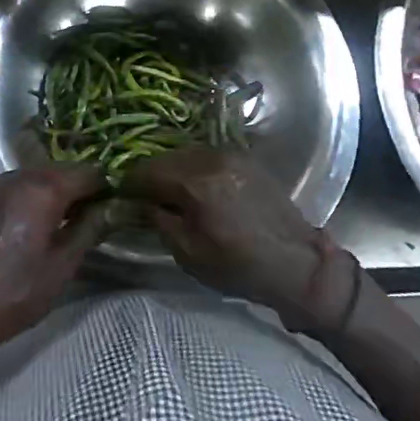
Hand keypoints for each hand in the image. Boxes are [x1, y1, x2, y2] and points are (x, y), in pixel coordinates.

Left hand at [0, 163, 109, 363]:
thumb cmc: (14, 292)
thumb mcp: (62, 266)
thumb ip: (89, 229)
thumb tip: (111, 209)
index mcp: (43, 188)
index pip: (88, 173)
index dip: (105, 187)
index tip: (115, 205)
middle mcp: (18, 175)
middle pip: (61, 170)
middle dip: (79, 188)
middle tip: (92, 216)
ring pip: (36, 177)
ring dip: (54, 192)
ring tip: (63, 223)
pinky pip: (15, 188)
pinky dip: (30, 198)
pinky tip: (32, 226)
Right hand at [123, 148, 357, 332]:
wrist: (297, 264)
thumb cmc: (239, 266)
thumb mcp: (188, 253)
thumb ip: (159, 220)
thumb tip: (138, 203)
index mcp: (196, 183)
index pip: (147, 171)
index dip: (129, 184)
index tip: (122, 197)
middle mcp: (211, 158)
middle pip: (165, 158)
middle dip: (150, 175)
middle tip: (143, 196)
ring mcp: (231, 154)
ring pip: (186, 153)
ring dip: (172, 169)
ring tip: (170, 193)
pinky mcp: (246, 158)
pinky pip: (207, 155)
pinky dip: (194, 167)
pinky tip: (196, 188)